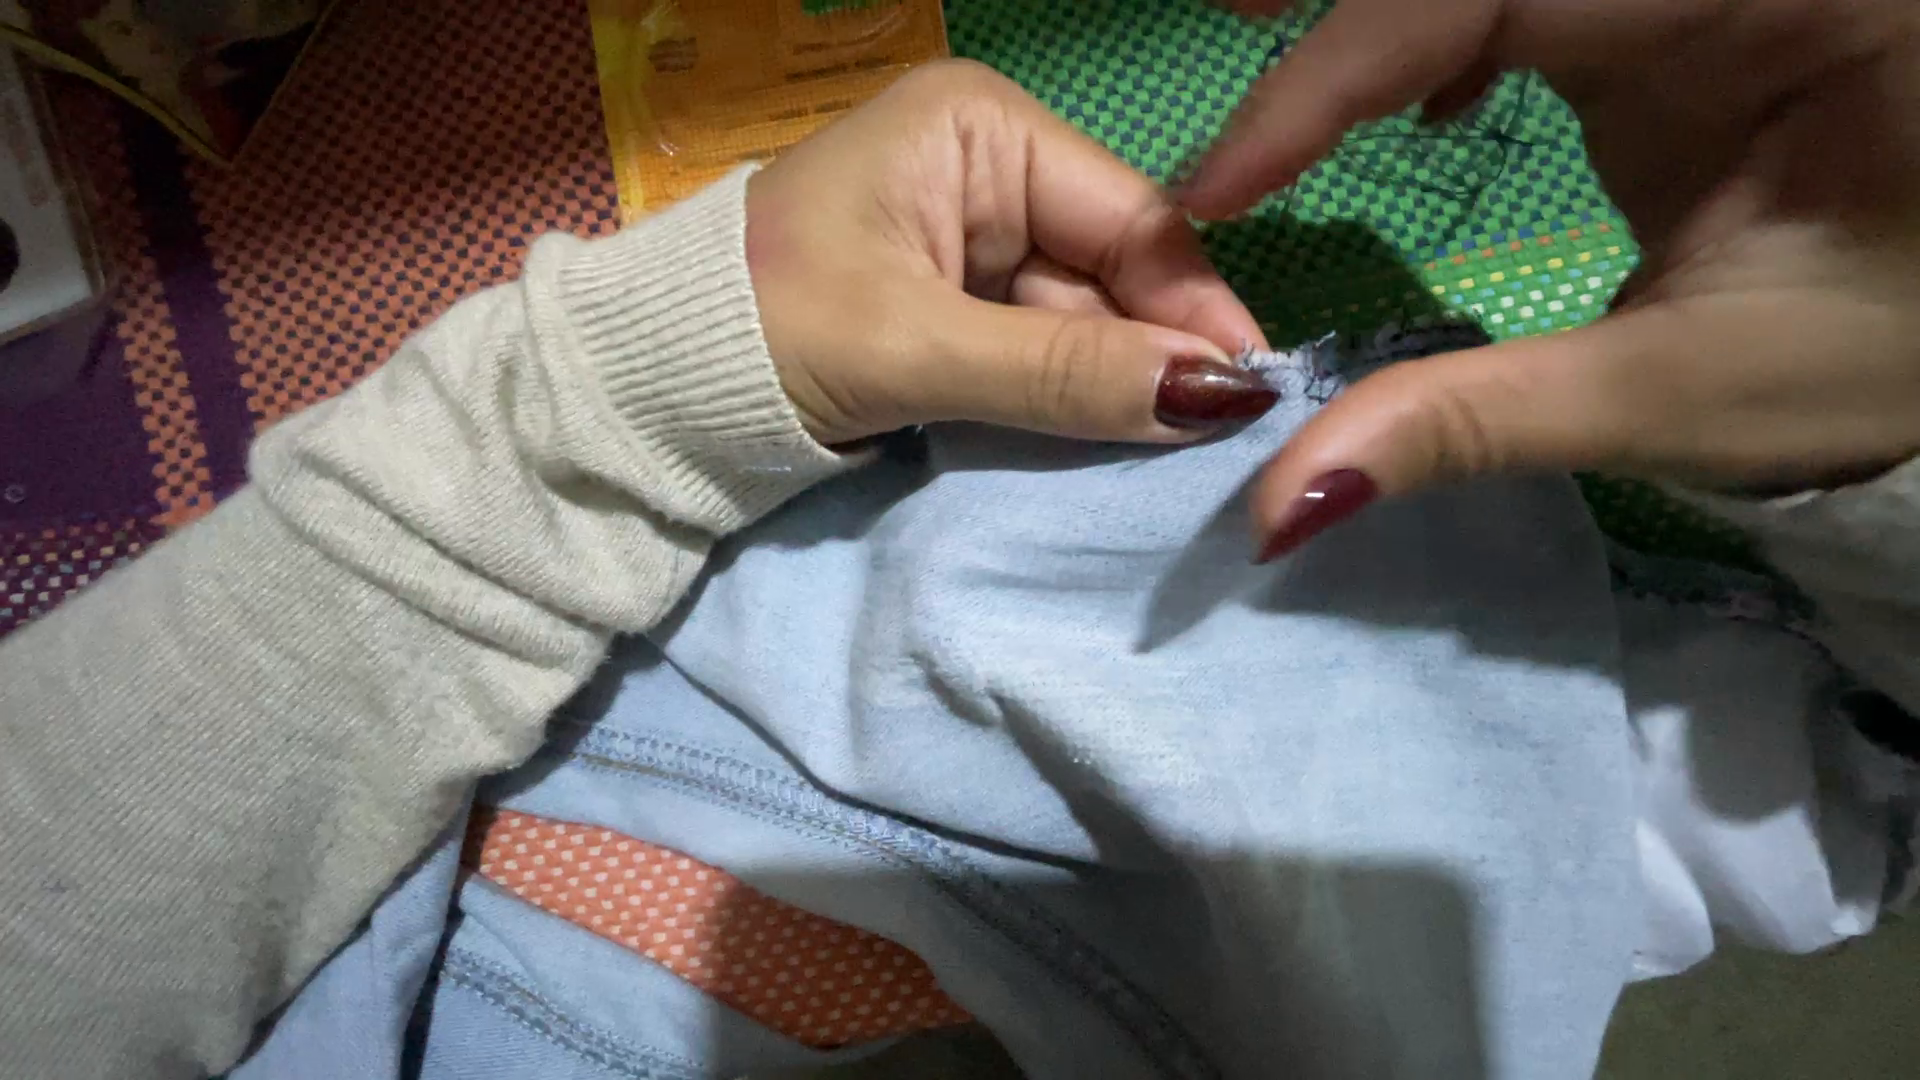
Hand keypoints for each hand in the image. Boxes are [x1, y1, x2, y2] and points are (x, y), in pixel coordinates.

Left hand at [747, 60, 1274, 447]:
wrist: (660, 388)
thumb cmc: (768, 332)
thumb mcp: (916, 347)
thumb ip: (1060, 372)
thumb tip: (1212, 394)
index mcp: (981, 134)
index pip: (1129, 218)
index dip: (1193, 306)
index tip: (1250, 389)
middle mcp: (988, 176)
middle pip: (1109, 273)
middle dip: (1155, 355)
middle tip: (1216, 438)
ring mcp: (972, 249)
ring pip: (1077, 324)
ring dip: (1114, 386)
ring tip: (1172, 450)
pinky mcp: (956, 312)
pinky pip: (1036, 356)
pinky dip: (1066, 401)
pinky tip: (1106, 438)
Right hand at [1183, 0, 1919, 559]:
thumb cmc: (1890, 355)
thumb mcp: (1670, 397)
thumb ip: (1462, 427)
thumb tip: (1279, 502)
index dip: (1336, 75)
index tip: (1219, 187)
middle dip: (1341, 5)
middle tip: (1216, 36)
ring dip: (1376, 11)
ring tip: (1263, 52)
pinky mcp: (1690, 4)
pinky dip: (1436, 30)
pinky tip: (1411, 102)